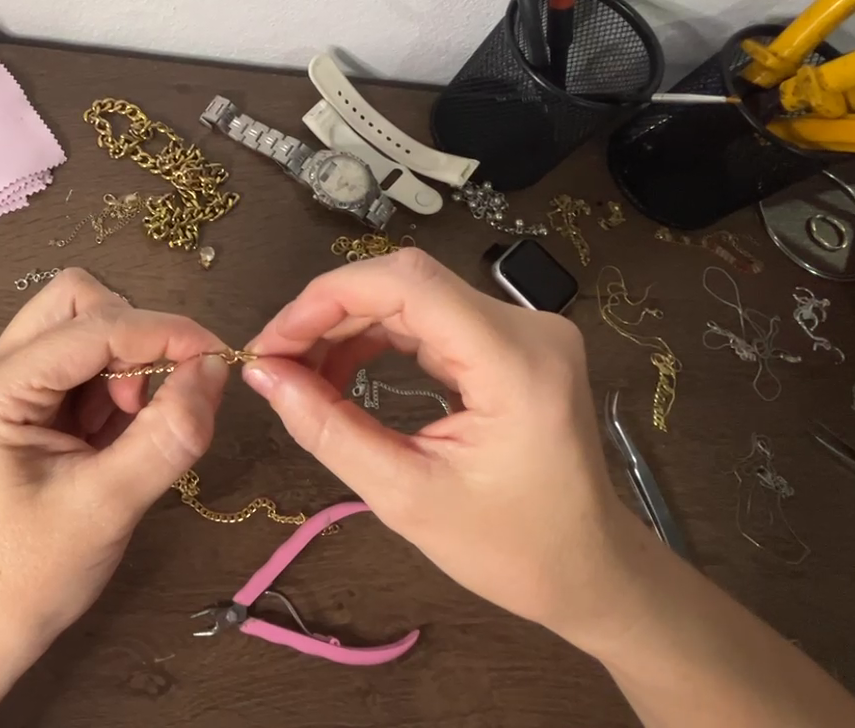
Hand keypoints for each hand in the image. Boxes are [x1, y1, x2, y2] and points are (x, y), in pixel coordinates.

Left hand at [0, 267, 233, 646]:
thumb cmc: (34, 573)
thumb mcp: (109, 507)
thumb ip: (167, 436)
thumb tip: (215, 369)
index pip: (93, 326)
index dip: (162, 331)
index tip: (218, 357)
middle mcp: (1, 369)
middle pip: (78, 300)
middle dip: (133, 332)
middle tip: (154, 394)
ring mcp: (17, 380)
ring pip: (88, 322)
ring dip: (128, 358)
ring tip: (133, 421)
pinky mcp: (39, 399)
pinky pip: (92, 358)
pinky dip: (122, 379)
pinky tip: (122, 428)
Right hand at [242, 249, 641, 642]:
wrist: (591, 571)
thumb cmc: (511, 550)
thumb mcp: (406, 498)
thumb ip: (328, 430)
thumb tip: (263, 377)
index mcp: (516, 362)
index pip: (409, 284)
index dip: (328, 297)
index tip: (273, 342)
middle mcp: (524, 326)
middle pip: (405, 283)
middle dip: (328, 312)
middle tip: (274, 359)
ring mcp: (519, 329)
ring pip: (409, 295)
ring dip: (346, 324)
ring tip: (299, 369)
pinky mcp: (506, 340)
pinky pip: (426, 318)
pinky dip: (374, 337)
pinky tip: (340, 369)